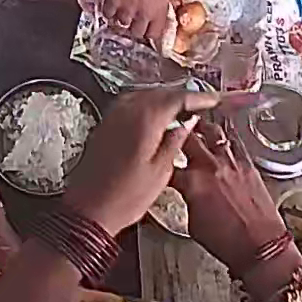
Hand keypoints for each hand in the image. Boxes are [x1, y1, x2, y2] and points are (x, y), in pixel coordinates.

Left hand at [65, 87, 217, 235]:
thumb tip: (188, 122)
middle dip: (183, 96)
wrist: (88, 209)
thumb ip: (176, 141)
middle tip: (202, 103)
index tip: (213, 99)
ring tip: (183, 109)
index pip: (177, 97)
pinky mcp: (105, 124)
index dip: (198, 97)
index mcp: (145, 119)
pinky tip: (156, 117)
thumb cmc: (125, 197)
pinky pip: (132, 103)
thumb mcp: (161, 172)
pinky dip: (148, 104)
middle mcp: (127, 110)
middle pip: (161, 92)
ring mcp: (113, 115)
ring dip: (165, 98)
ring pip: (145, 95)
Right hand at [104, 0, 173, 48]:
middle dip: (136, 28)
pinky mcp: (112, 1)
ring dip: (122, 20)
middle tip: (135, 21)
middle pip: (138, 33)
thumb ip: (160, 0)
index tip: (149, 32)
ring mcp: (127, 8)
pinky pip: (108, 14)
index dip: (151, 33)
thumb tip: (157, 5)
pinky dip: (108, 11)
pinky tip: (111, 5)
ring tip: (122, 11)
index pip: (156, 34)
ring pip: (122, 25)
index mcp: (160, 9)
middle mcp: (144, 13)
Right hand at [171, 117, 286, 271]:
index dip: (156, 158)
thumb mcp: (193, 223)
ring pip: (211, 131)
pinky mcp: (247, 163)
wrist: (261, 246)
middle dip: (175, 131)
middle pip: (186, 138)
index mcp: (191, 182)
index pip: (165, 163)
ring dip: (200, 126)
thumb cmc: (228, 241)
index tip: (152, 156)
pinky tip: (220, 130)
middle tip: (170, 127)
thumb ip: (186, 198)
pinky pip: (234, 139)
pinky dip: (225, 133)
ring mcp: (230, 161)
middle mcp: (209, 166)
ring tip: (194, 121)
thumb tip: (186, 191)